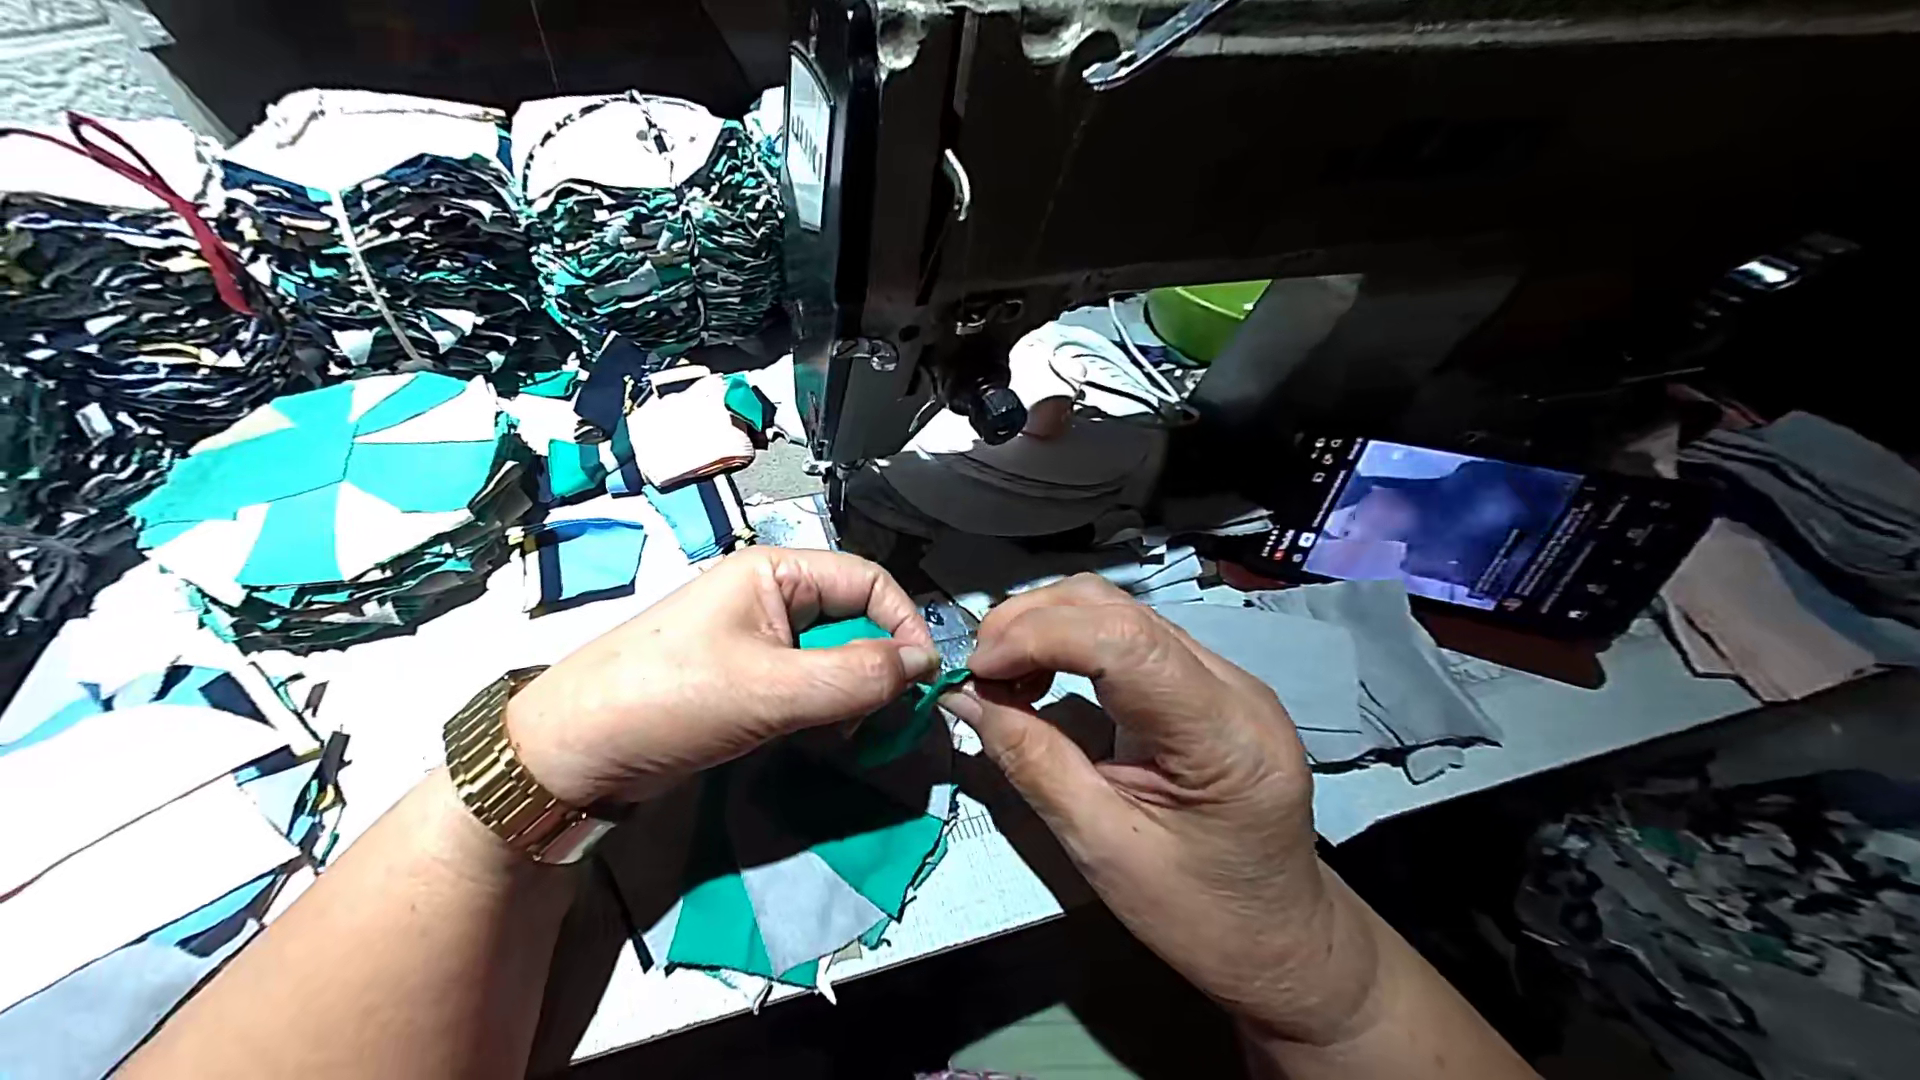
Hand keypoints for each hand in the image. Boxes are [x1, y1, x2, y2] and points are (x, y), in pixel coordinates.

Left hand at [505, 548, 938, 805]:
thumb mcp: (771, 688)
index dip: (903, 621)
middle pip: (855, 618)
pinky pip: (813, 683)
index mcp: (777, 573)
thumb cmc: (670, 700)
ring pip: (837, 655)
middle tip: (889, 714)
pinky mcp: (753, 679)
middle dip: (879, 663)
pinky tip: (828, 736)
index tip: (924, 674)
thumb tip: (924, 664)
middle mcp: (774, 597)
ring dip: (856, 690)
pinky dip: (831, 708)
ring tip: (854, 730)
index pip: (867, 580)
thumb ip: (855, 675)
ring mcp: (762, 640)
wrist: (572, 756)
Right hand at [942, 575, 1381, 1047]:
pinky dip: (1070, 641)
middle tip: (980, 671)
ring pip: (1118, 608)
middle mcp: (1230, 683)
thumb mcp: (1102, 848)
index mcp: (1220, 734)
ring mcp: (1223, 674)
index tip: (977, 671)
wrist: (1281, 936)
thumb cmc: (1200, 914)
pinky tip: (1043, 674)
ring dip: (1046, 626)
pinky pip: (1127, 634)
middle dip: (1031, 622)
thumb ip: (1032, 761)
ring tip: (1004, 675)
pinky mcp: (1204, 679)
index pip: (1122, 640)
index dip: (1037, 637)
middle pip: (1115, 607)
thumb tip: (966, 696)